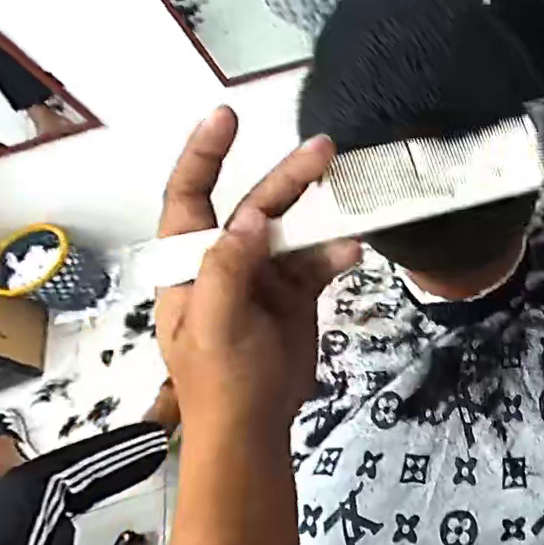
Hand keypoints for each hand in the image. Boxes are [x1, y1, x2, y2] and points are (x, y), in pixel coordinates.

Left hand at [155, 108, 361, 437]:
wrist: (255, 427)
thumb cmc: (220, 382)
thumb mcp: (216, 328)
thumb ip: (228, 270)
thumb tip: (252, 217)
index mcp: (190, 263)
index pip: (189, 198)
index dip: (204, 155)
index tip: (226, 117)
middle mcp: (227, 260)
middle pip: (257, 206)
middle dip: (286, 177)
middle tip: (322, 151)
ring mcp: (265, 275)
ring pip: (295, 230)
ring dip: (321, 212)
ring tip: (348, 191)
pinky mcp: (296, 292)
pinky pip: (319, 262)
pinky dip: (336, 254)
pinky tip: (354, 249)